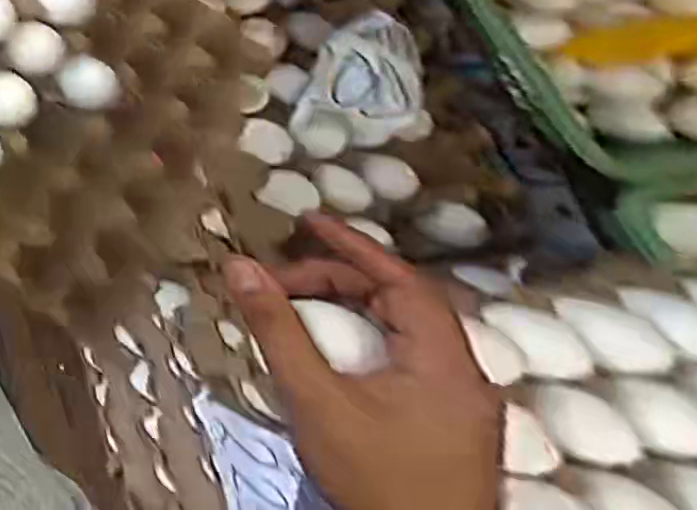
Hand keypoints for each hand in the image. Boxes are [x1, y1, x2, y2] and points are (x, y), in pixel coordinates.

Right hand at [222, 213, 500, 509]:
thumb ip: (276, 326)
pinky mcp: (438, 420)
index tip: (309, 220)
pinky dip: (350, 334)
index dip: (356, 246)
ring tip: (288, 307)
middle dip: (333, 280)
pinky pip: (393, 354)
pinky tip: (316, 345)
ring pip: (395, 329)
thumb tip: (236, 264)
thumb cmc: (374, 477)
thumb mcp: (314, 397)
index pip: (406, 284)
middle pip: (398, 303)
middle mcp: (460, 378)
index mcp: (446, 368)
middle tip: (276, 281)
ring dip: (339, 307)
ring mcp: (453, 402)